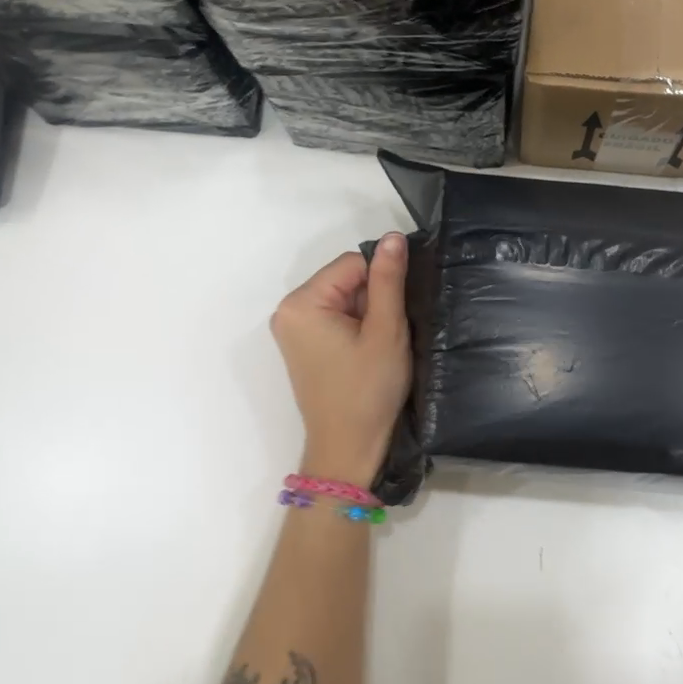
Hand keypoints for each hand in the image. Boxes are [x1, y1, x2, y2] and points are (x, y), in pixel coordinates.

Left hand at [270, 234, 411, 484]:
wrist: (349, 447)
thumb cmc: (368, 390)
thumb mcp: (386, 330)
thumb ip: (388, 280)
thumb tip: (394, 236)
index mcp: (301, 303)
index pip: (353, 263)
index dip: (382, 283)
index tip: (394, 317)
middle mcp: (288, 311)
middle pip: (345, 279)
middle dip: (372, 300)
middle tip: (386, 336)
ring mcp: (293, 330)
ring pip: (343, 299)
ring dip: (366, 316)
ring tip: (377, 348)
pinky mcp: (303, 346)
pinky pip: (334, 319)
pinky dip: (355, 329)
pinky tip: (365, 355)